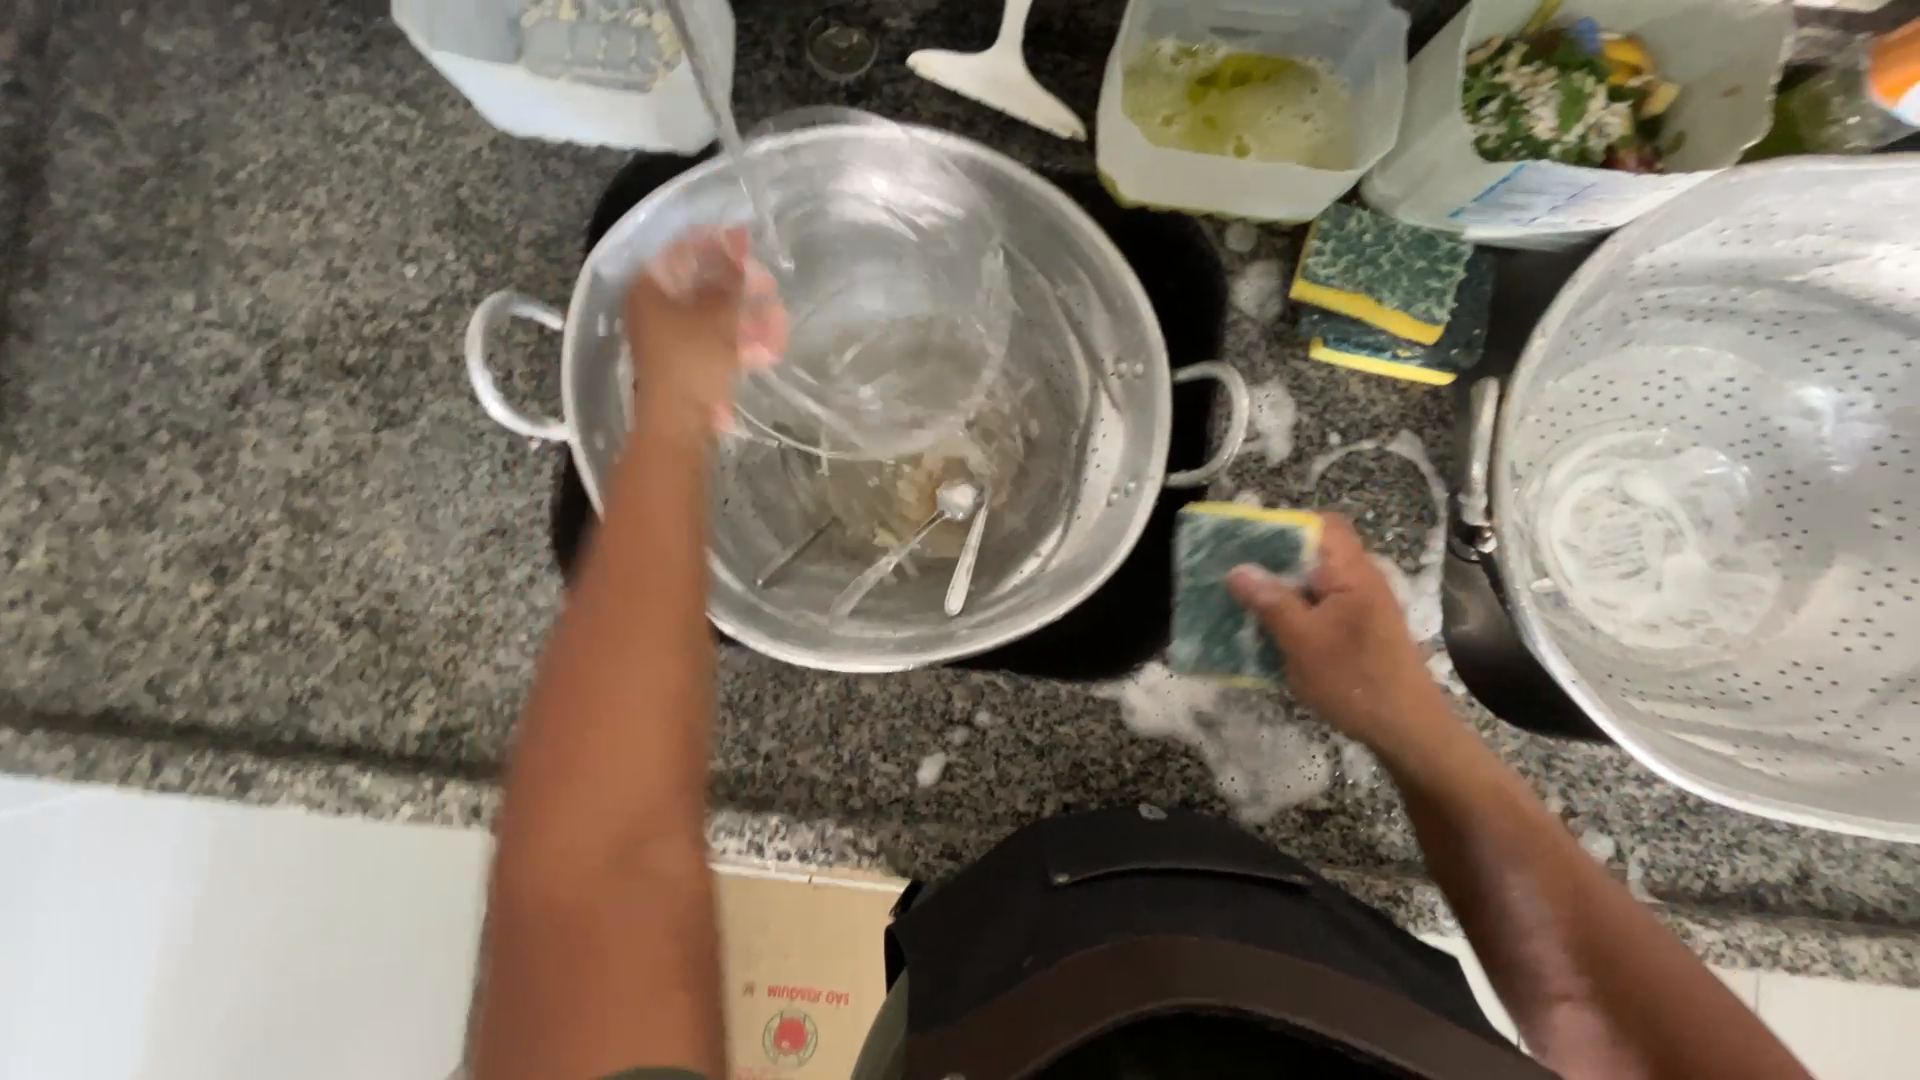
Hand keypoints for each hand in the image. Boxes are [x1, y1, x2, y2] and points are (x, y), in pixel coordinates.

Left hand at [624, 227, 786, 432]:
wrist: (680, 425)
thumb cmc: (692, 362)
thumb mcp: (717, 316)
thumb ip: (731, 278)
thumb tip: (738, 240)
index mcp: (650, 288)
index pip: (684, 250)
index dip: (718, 243)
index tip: (748, 239)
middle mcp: (656, 308)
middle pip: (704, 284)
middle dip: (742, 287)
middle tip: (770, 287)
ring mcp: (672, 337)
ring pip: (716, 315)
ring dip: (749, 317)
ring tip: (778, 323)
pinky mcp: (689, 362)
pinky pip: (718, 342)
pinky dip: (742, 342)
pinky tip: (769, 349)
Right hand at [1227, 514, 1453, 751]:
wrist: (1407, 729)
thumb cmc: (1354, 680)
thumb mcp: (1301, 641)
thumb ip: (1270, 602)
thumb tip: (1238, 570)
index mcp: (1352, 572)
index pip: (1322, 525)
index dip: (1285, 526)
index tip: (1248, 543)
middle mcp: (1362, 580)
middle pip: (1315, 552)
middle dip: (1274, 561)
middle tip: (1236, 575)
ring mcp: (1363, 605)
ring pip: (1315, 581)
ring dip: (1282, 589)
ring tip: (1246, 601)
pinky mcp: (1360, 628)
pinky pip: (1322, 605)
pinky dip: (1296, 610)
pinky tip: (1273, 629)